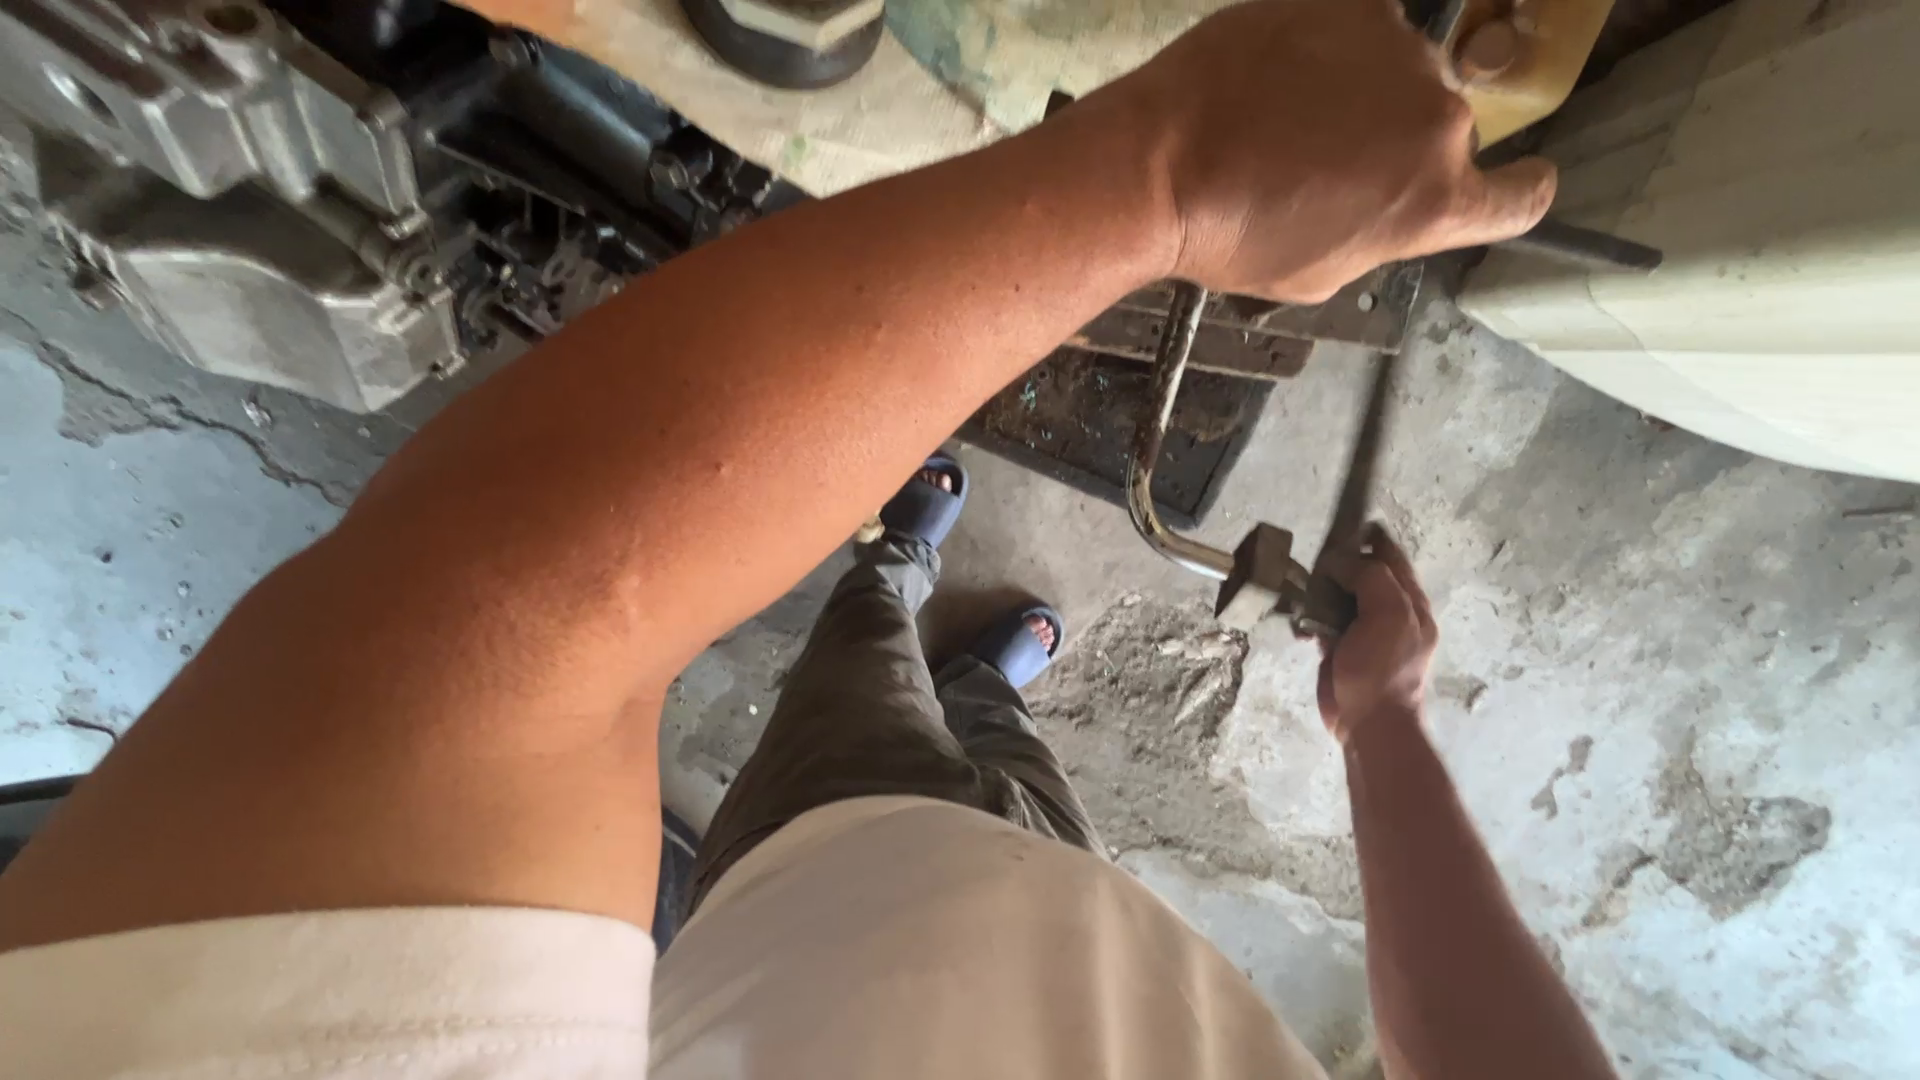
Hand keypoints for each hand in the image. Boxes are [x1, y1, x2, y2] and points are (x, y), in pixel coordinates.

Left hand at [1098, 0, 1556, 301]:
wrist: (1157, 167)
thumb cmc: (1226, 239)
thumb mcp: (1311, 275)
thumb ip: (1375, 237)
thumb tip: (1387, 207)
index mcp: (1430, 201)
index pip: (1519, 198)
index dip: (1517, 193)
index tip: (1512, 185)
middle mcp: (1437, 118)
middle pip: (1437, 134)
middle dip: (1388, 150)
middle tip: (1313, 166)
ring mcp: (1398, 50)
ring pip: (1394, 78)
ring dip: (1355, 97)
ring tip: (1278, 122)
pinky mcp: (1351, 4)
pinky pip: (1355, 31)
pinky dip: (1324, 52)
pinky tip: (1272, 78)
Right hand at [1317, 525, 1437, 741]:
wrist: (1369, 722)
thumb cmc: (1383, 668)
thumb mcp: (1388, 614)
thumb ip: (1371, 579)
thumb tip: (1344, 560)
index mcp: (1410, 603)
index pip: (1393, 559)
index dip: (1375, 539)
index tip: (1350, 522)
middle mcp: (1390, 614)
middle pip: (1363, 576)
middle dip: (1340, 565)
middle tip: (1316, 558)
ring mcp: (1365, 633)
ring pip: (1339, 599)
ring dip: (1319, 594)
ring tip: (1303, 593)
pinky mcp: (1341, 650)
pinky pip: (1323, 624)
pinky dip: (1309, 621)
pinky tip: (1301, 628)